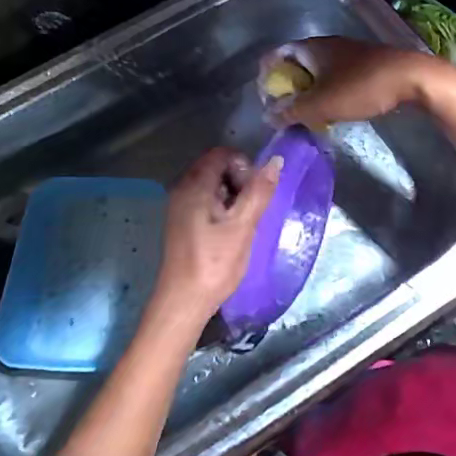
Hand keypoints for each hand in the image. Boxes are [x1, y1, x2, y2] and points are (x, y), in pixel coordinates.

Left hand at [149, 148, 282, 326]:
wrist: (183, 302)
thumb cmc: (214, 263)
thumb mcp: (243, 226)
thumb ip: (259, 191)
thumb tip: (275, 161)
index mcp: (194, 185)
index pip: (222, 154)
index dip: (244, 166)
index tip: (254, 192)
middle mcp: (182, 189)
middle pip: (215, 167)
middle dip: (239, 180)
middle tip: (251, 208)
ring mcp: (179, 207)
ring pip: (211, 185)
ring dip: (232, 196)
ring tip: (243, 222)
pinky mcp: (182, 223)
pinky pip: (204, 201)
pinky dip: (221, 208)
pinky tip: (230, 231)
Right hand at [265, 37, 443, 130]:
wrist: (412, 78)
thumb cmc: (361, 87)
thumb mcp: (320, 105)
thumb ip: (291, 111)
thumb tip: (268, 116)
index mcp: (311, 47)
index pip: (277, 55)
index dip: (267, 76)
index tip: (267, 100)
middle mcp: (327, 44)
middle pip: (296, 64)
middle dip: (288, 88)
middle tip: (286, 112)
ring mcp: (348, 52)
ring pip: (318, 71)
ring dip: (310, 92)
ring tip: (308, 115)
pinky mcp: (365, 64)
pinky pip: (337, 76)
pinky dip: (329, 91)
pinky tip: (334, 109)